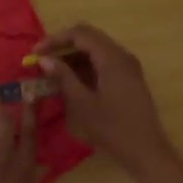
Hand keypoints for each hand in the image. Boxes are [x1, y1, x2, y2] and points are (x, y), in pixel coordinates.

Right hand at [35, 24, 174, 170]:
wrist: (146, 149)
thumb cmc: (112, 128)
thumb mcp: (82, 103)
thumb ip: (63, 77)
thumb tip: (44, 59)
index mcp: (111, 58)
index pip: (80, 34)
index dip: (55, 39)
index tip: (36, 52)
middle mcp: (122, 55)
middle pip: (89, 38)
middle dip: (63, 46)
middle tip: (42, 60)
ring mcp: (128, 66)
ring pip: (96, 50)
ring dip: (73, 57)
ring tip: (53, 72)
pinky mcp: (128, 78)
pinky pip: (104, 62)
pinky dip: (85, 66)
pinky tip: (71, 81)